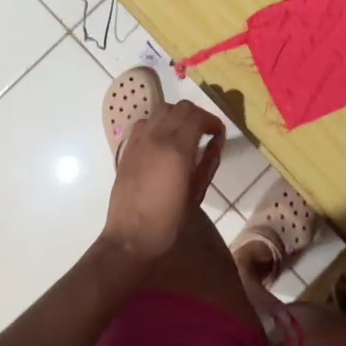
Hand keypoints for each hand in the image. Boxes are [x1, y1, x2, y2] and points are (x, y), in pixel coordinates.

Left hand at [101, 100, 223, 264]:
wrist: (131, 237)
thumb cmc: (169, 221)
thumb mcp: (197, 192)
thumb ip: (209, 161)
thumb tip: (217, 140)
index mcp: (176, 149)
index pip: (197, 117)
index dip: (212, 121)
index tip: (218, 133)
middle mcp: (156, 137)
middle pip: (180, 107)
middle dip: (197, 115)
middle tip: (205, 132)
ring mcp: (139, 141)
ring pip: (161, 110)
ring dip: (177, 115)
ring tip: (184, 133)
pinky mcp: (127, 148)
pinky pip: (145, 122)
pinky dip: (158, 123)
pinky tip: (163, 141)